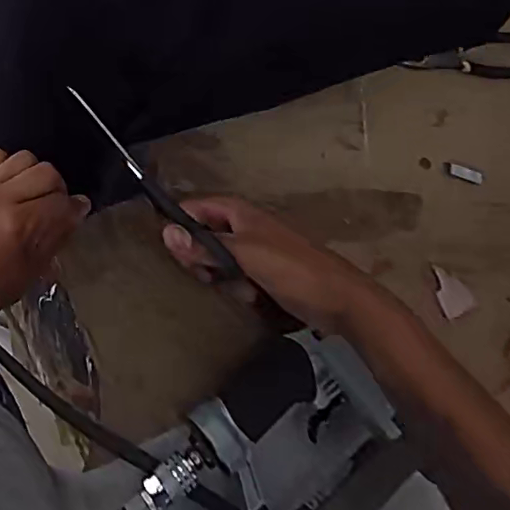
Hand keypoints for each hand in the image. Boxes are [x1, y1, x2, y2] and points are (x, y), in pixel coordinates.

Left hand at [0, 148, 90, 317]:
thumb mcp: (35, 267)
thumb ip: (59, 233)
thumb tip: (79, 207)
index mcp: (19, 224)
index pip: (61, 202)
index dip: (74, 207)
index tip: (76, 211)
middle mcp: (2, 197)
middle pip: (46, 172)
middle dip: (58, 188)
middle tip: (54, 202)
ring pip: (24, 158)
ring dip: (34, 174)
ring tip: (31, 190)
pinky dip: (8, 165)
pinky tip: (9, 182)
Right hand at [161, 196, 368, 333]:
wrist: (342, 302)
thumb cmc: (293, 270)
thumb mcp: (244, 255)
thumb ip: (205, 246)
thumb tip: (166, 232)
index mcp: (239, 212)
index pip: (195, 208)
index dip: (180, 224)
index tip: (170, 248)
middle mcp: (245, 225)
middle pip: (205, 235)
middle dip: (202, 258)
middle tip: (205, 276)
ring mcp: (256, 250)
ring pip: (220, 260)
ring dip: (223, 277)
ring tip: (238, 290)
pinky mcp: (266, 273)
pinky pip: (238, 277)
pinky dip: (239, 288)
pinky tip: (251, 299)